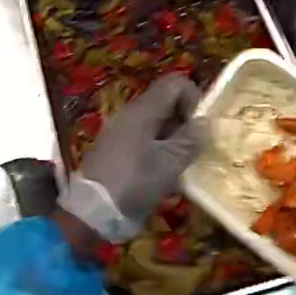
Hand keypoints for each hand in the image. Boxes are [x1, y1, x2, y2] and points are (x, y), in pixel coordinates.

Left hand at [58, 76, 204, 241]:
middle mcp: (129, 113)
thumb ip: (189, 140)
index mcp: (142, 110)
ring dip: (172, 135)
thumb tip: (202, 122)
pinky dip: (158, 146)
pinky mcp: (115, 146)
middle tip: (193, 146)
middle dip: (184, 119)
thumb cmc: (134, 182)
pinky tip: (162, 171)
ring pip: (155, 120)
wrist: (93, 210)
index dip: (193, 97)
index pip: (174, 83)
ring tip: (180, 162)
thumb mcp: (169, 164)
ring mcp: (119, 129)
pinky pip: (143, 136)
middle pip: (164, 101)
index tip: (199, 125)